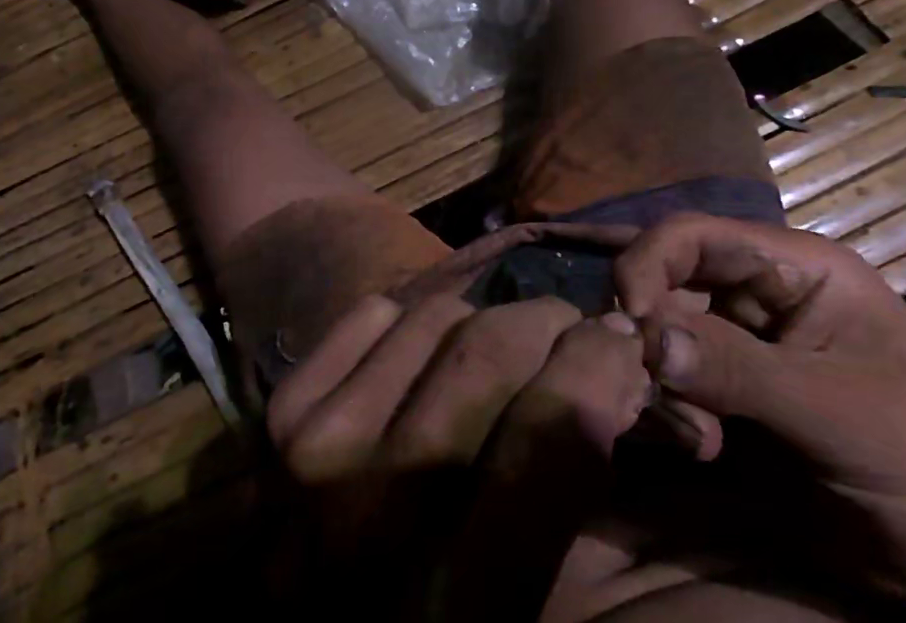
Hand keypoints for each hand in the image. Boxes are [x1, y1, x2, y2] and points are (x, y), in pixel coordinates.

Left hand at [267, 290, 651, 619]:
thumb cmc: (428, 619)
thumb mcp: (518, 598)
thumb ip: (561, 492)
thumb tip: (607, 381)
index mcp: (458, 591)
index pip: (549, 430)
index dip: (601, 366)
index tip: (624, 342)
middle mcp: (375, 504)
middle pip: (487, 351)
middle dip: (549, 323)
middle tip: (572, 328)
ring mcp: (316, 442)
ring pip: (433, 317)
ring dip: (487, 316)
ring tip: (508, 338)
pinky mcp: (282, 407)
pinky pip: (372, 314)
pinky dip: (416, 318)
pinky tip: (433, 347)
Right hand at [614, 214, 905, 601]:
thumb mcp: (843, 416)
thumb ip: (739, 370)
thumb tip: (644, 335)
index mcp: (795, 271)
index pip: (690, 236)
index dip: (647, 265)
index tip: (629, 324)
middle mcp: (755, 296)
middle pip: (660, 284)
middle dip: (649, 338)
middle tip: (663, 400)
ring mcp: (736, 347)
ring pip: (654, 336)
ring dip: (656, 384)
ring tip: (695, 441)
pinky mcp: (723, 393)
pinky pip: (664, 381)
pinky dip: (662, 410)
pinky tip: (694, 448)